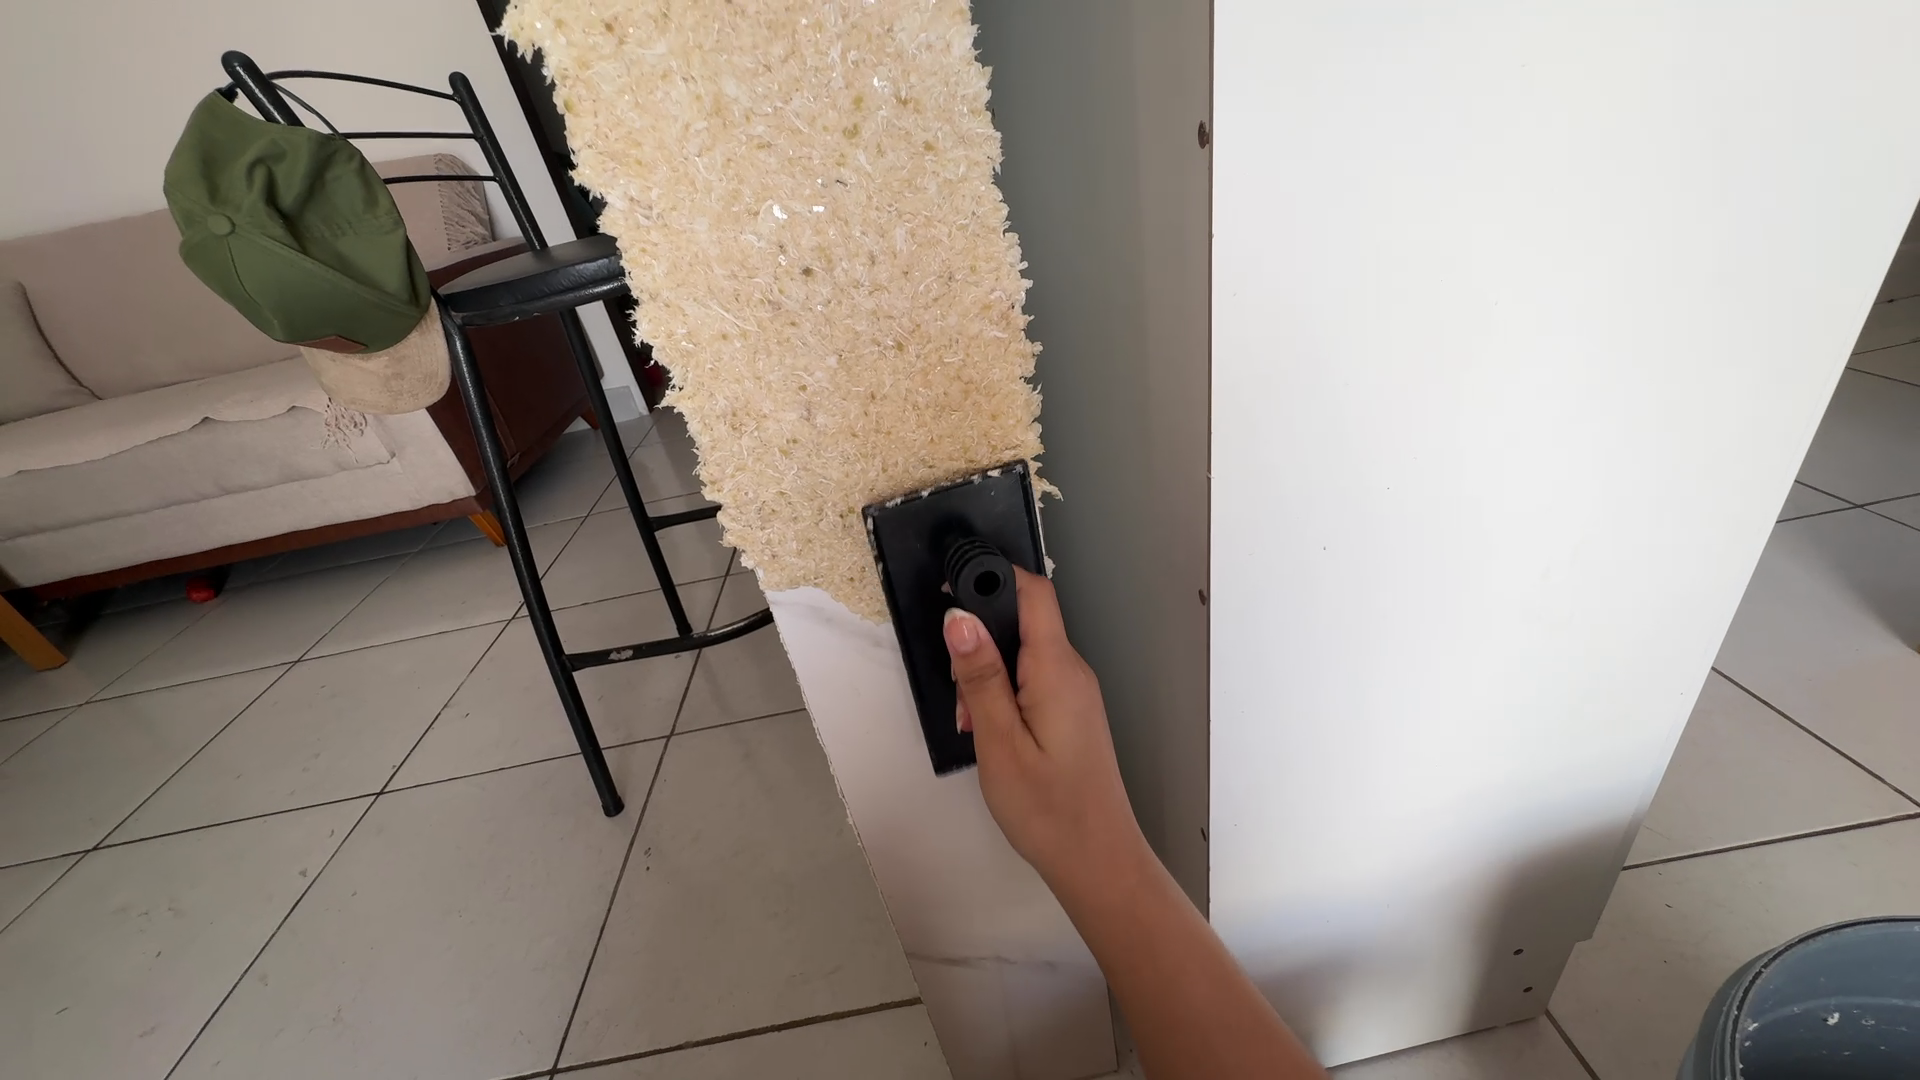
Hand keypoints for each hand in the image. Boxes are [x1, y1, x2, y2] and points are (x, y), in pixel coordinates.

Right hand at [943, 567, 1148, 897]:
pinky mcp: (1072, 712)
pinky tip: (992, 733)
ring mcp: (1075, 692)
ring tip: (974, 724)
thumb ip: (980, 676)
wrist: (1096, 861)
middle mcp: (1072, 670)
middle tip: (961, 694)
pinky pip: (1033, 681)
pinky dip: (1004, 695)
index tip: (953, 585)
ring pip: (1023, 655)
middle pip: (1023, 623)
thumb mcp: (999, 741)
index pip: (1033, 592)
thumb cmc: (1047, 808)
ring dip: (989, 676)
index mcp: (1056, 668)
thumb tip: (959, 617)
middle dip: (981, 642)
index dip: (994, 575)